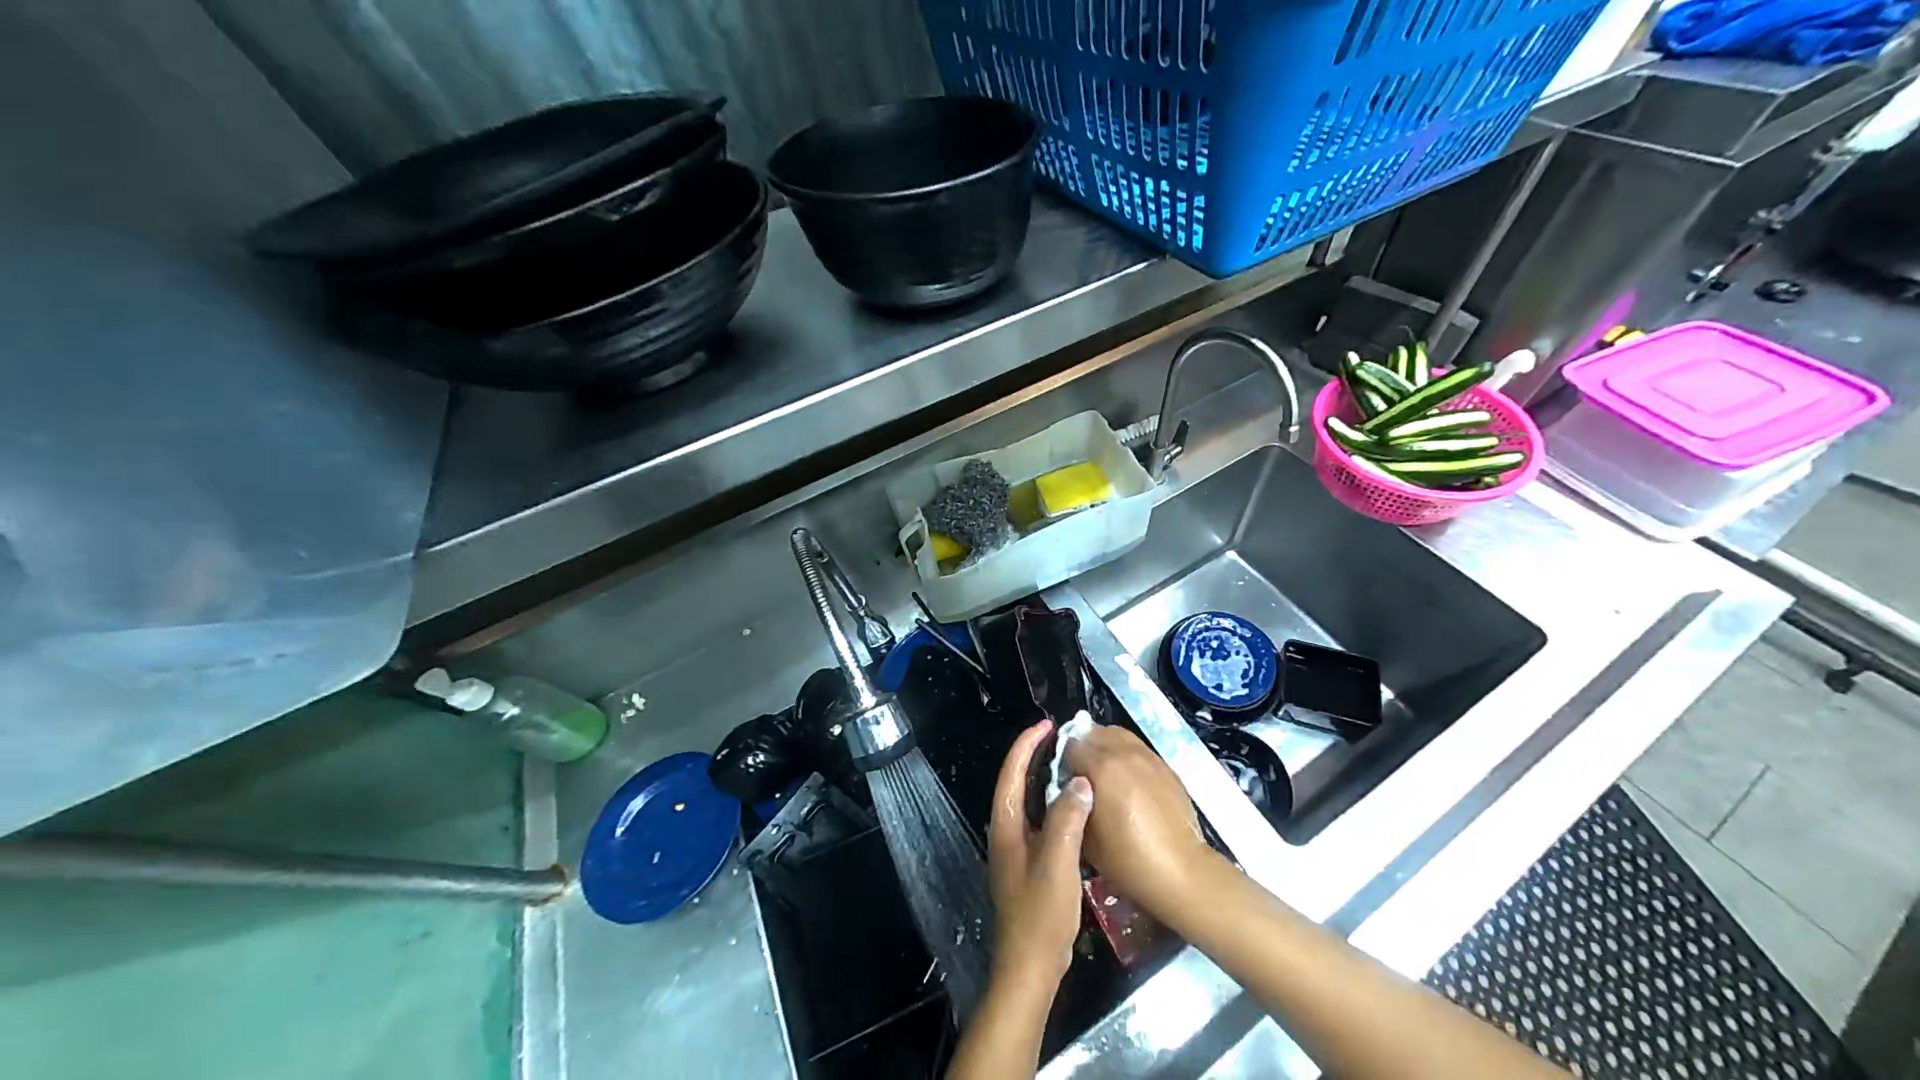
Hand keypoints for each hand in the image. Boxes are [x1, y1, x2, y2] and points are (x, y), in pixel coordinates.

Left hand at [988, 719, 1093, 987]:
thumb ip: (1068, 819)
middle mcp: (1006, 831)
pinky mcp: (1029, 865)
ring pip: (1030, 803)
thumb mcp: (1058, 861)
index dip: (1027, 745)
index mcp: (1005, 824)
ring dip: (1046, 781)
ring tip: (1072, 766)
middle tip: (1062, 740)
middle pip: (1017, 783)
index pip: (1012, 772)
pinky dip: (1056, 807)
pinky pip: (1041, 822)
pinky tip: (1077, 810)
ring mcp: (1016, 849)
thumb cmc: (1040, 912)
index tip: (1047, 725)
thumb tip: (1080, 782)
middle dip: (1035, 757)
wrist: (1031, 965)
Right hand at [1064, 725, 1219, 921]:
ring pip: (1116, 734)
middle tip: (1080, 773)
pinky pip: (1136, 746)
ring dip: (1103, 745)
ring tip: (1102, 769)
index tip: (1063, 781)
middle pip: (1092, 733)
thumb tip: (1069, 786)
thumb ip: (1071, 801)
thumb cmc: (1126, 858)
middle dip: (1081, 748)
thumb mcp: (1084, 834)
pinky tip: (1126, 777)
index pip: (1069, 746)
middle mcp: (1123, 752)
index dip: (1062, 762)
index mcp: (1100, 767)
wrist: (1179, 870)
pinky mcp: (1164, 765)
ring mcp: (1147, 756)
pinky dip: (1124, 753)